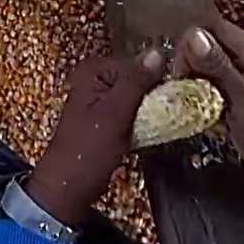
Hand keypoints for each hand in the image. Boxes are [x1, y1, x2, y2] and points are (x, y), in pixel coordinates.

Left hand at [25, 51, 165, 226]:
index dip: (157, 79)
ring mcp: (100, 100)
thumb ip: (136, 81)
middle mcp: (95, 79)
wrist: (68, 190)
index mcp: (93, 70)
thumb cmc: (88, 150)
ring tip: (165, 122)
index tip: (175, 95)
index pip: (137, 64)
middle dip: (154, 95)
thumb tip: (158, 52)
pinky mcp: (107, 120)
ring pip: (137, 97)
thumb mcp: (115, 112)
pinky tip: (153, 131)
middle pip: (138, 80)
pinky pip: (133, 112)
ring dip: (151, 109)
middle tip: (171, 112)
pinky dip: (143, 120)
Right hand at [178, 18, 243, 199]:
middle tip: (191, 96)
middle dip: (192, 68)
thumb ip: (219, 68)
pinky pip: (209, 85)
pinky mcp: (237, 94)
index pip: (213, 28)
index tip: (182, 72)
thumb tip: (193, 35)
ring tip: (202, 110)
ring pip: (204, 67)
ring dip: (196, 86)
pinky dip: (203, 100)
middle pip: (205, 45)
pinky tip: (210, 118)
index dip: (192, 45)